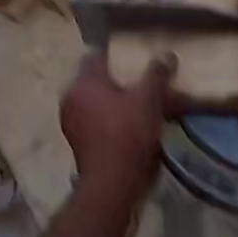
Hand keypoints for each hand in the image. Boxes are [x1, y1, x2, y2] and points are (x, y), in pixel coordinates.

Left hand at [60, 49, 175, 206]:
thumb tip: (167, 54)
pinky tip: (129, 124)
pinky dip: (109, 119)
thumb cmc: (128, 134)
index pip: (96, 56)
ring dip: (111, 101)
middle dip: (115, 78)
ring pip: (94, 102)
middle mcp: (71, 99)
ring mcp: (71, 123)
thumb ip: (157, 74)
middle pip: (94, 80)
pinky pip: (95, 121)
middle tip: (140, 78)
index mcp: (84, 83)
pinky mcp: (78, 143)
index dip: (115, 54)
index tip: (134, 55)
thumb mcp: (149, 99)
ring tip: (138, 102)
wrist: (113, 183)